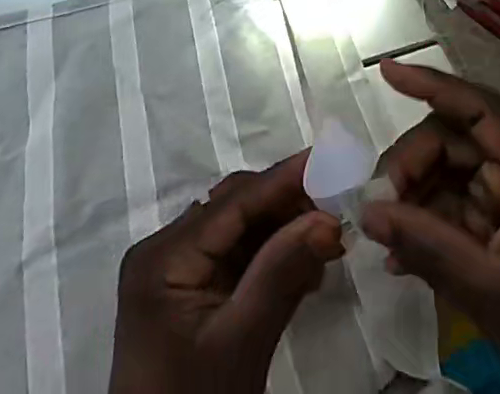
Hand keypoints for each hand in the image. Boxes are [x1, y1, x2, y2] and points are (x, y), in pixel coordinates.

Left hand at [111, 152, 344, 393]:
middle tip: (336, 202)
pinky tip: (305, 263)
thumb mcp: (240, 341)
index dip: (278, 180)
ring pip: (235, 234)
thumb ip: (279, 275)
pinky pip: (232, 262)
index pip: (229, 206)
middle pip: (230, 212)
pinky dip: (269, 259)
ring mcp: (175, 272)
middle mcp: (163, 252)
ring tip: (329, 235)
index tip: (323, 158)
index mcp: (162, 256)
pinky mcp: (189, 293)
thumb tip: (326, 219)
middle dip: (283, 205)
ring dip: (281, 232)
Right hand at [361, 61, 499, 393]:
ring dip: (410, 196)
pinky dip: (421, 221)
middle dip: (410, 165)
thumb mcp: (495, 294)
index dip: (432, 86)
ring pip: (443, 170)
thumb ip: (429, 247)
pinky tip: (400, 255)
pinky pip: (448, 204)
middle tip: (380, 205)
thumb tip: (366, 212)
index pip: (482, 109)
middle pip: (451, 140)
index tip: (385, 71)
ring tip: (388, 235)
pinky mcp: (499, 222)